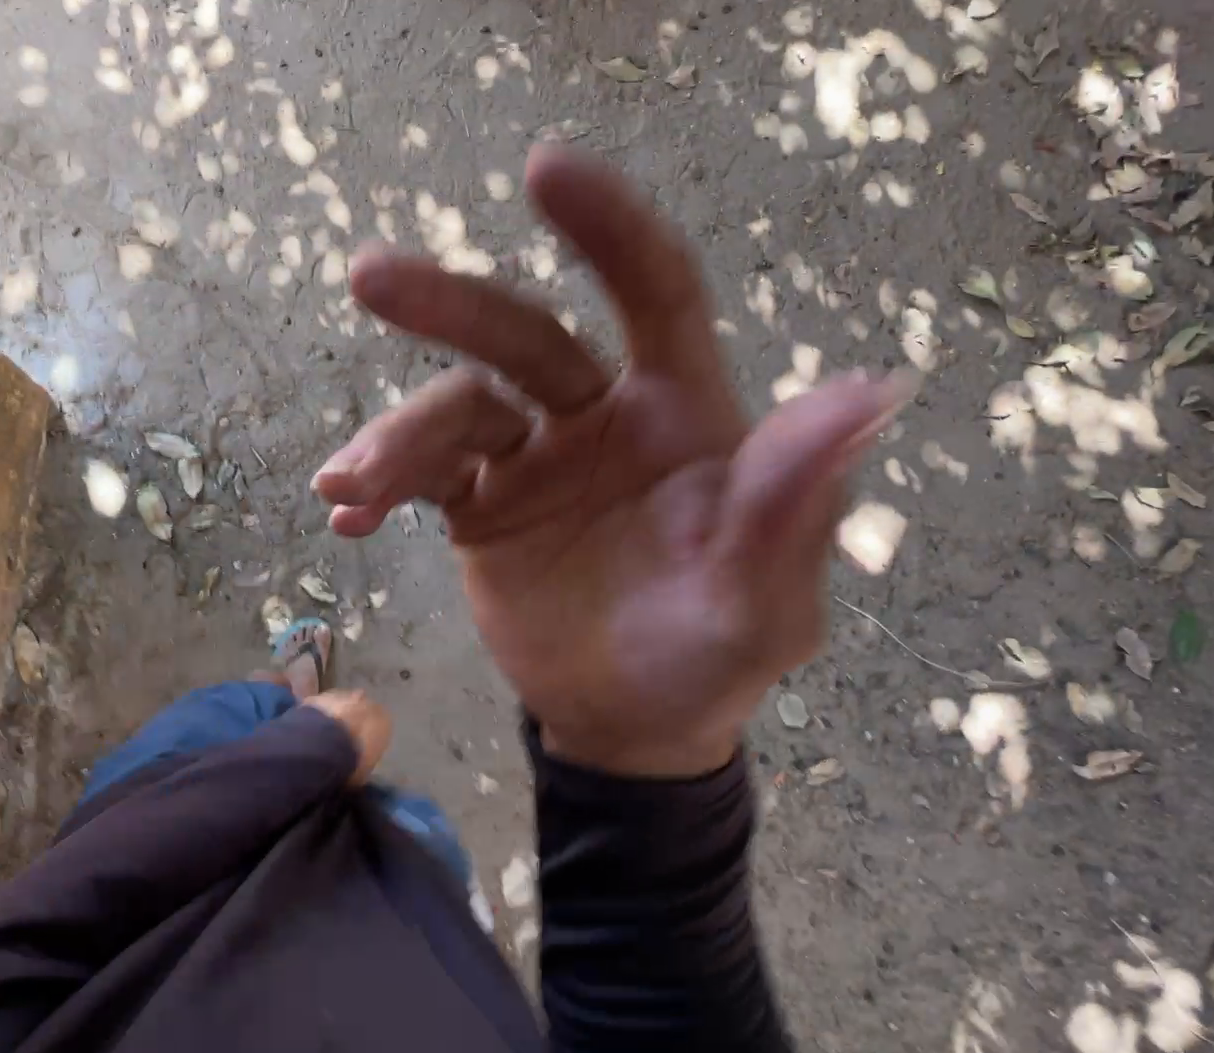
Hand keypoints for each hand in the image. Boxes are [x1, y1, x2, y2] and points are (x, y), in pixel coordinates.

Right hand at [313, 146, 909, 777]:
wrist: (626, 723)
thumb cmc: (708, 660)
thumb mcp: (760, 606)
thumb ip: (790, 515)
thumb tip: (869, 392)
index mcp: (678, 415)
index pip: (652, 294)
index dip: (607, 229)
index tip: (542, 169)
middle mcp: (598, 418)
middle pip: (519, 337)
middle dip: (447, 306)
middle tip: (368, 278)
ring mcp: (528, 460)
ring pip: (452, 412)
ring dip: (395, 439)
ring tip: (349, 482)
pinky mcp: (477, 507)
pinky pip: (419, 477)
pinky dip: (378, 488)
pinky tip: (345, 516)